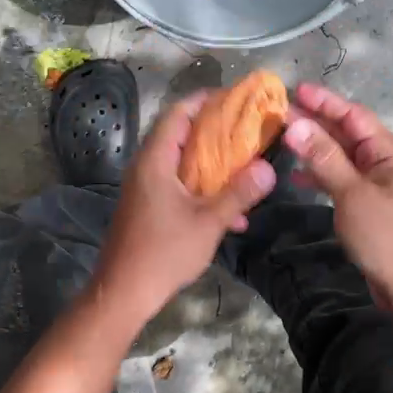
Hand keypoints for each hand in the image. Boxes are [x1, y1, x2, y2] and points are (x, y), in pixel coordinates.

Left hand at [90, 92, 275, 322]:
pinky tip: (232, 216)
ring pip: (182, 163)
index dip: (204, 101)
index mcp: (155, 160)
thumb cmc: (163, 252)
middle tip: (247, 130)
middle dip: (215, 132)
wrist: (123, 293)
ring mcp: (145, 188)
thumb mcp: (208, 222)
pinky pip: (178, 186)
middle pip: (181, 135)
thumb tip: (269, 169)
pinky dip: (202, 191)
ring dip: (212, 165)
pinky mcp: (148, 208)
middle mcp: (146, 167)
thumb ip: (239, 193)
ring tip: (246, 167)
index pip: (178, 113)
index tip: (235, 99)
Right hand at [282, 83, 392, 313]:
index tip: (295, 90)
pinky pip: (341, 179)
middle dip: (316, 121)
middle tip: (280, 112)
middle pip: (347, 133)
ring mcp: (377, 184)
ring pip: (342, 156)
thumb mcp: (352, 194)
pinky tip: (297, 175)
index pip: (354, 115)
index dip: (325, 101)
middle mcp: (385, 162)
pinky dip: (320, 174)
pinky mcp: (369, 205)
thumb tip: (296, 124)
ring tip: (282, 137)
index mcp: (389, 152)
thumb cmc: (386, 237)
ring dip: (315, 147)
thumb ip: (324, 158)